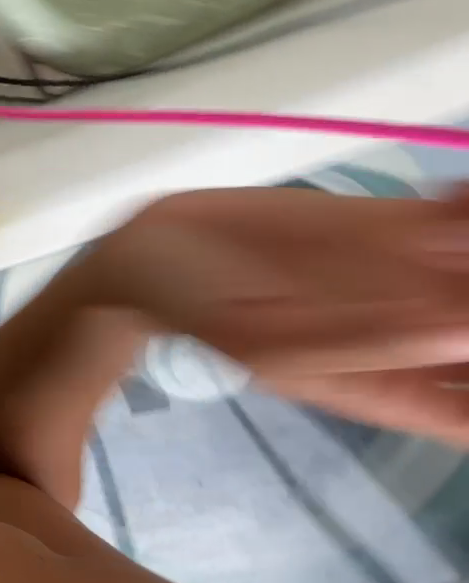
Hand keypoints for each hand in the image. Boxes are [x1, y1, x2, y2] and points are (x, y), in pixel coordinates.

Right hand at [98, 185, 468, 444]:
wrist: (145, 253)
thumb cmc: (191, 307)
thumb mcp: (264, 343)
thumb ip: (358, 343)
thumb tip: (461, 332)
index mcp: (397, 386)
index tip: (460, 329)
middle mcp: (421, 333)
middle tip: (452, 266)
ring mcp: (414, 277)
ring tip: (447, 226)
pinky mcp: (393, 227)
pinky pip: (458, 218)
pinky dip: (463, 206)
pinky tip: (450, 196)